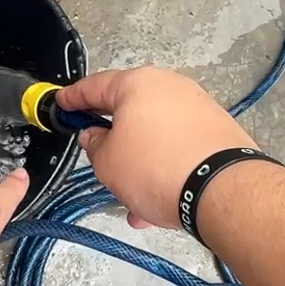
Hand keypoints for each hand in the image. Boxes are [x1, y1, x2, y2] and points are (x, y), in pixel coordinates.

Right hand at [56, 67, 255, 229]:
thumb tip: (94, 137)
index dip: (73, 97)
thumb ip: (94, 146)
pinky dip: (163, 166)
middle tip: (95, 149)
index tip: (62, 103)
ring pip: (154, 133)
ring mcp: (197, 107)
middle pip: (129, 109)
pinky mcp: (217, 130)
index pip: (94, 86)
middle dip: (112, 135)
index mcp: (137, 84)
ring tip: (130, 196)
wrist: (221, 190)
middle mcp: (169, 87)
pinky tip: (155, 201)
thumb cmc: (159, 169)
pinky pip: (177, 146)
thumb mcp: (108, 163)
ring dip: (138, 160)